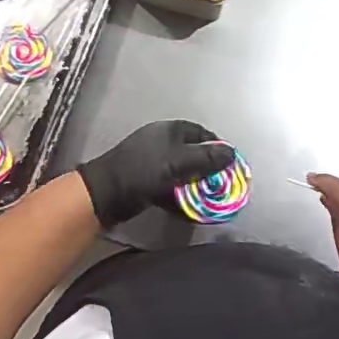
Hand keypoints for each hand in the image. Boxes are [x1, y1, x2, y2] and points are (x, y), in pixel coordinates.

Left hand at [77, 120, 234, 225]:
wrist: (106, 193)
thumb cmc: (143, 170)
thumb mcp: (179, 162)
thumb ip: (206, 158)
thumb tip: (232, 153)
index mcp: (171, 130)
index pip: (202, 134)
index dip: (218, 148)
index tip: (230, 165)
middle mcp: (162, 142)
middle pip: (193, 153)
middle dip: (208, 169)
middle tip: (221, 184)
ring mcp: (153, 162)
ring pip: (182, 172)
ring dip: (195, 185)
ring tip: (208, 198)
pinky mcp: (146, 180)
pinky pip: (170, 186)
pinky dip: (180, 196)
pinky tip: (189, 209)